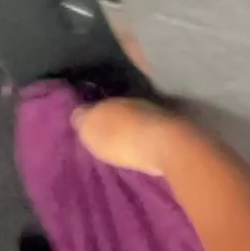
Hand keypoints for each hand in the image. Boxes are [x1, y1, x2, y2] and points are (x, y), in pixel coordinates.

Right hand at [72, 98, 187, 175]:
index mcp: (112, 101)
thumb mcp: (91, 130)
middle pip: (119, 112)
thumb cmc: (122, 139)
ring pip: (136, 121)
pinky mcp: (171, 131)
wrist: (167, 146)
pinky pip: (150, 133)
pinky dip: (144, 139)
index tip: (87, 128)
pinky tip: (142, 149)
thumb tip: (78, 114)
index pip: (97, 106)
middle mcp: (134, 103)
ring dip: (130, 131)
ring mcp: (155, 116)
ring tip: (124, 146)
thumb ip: (83, 120)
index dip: (91, 116)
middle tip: (106, 138)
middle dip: (113, 123)